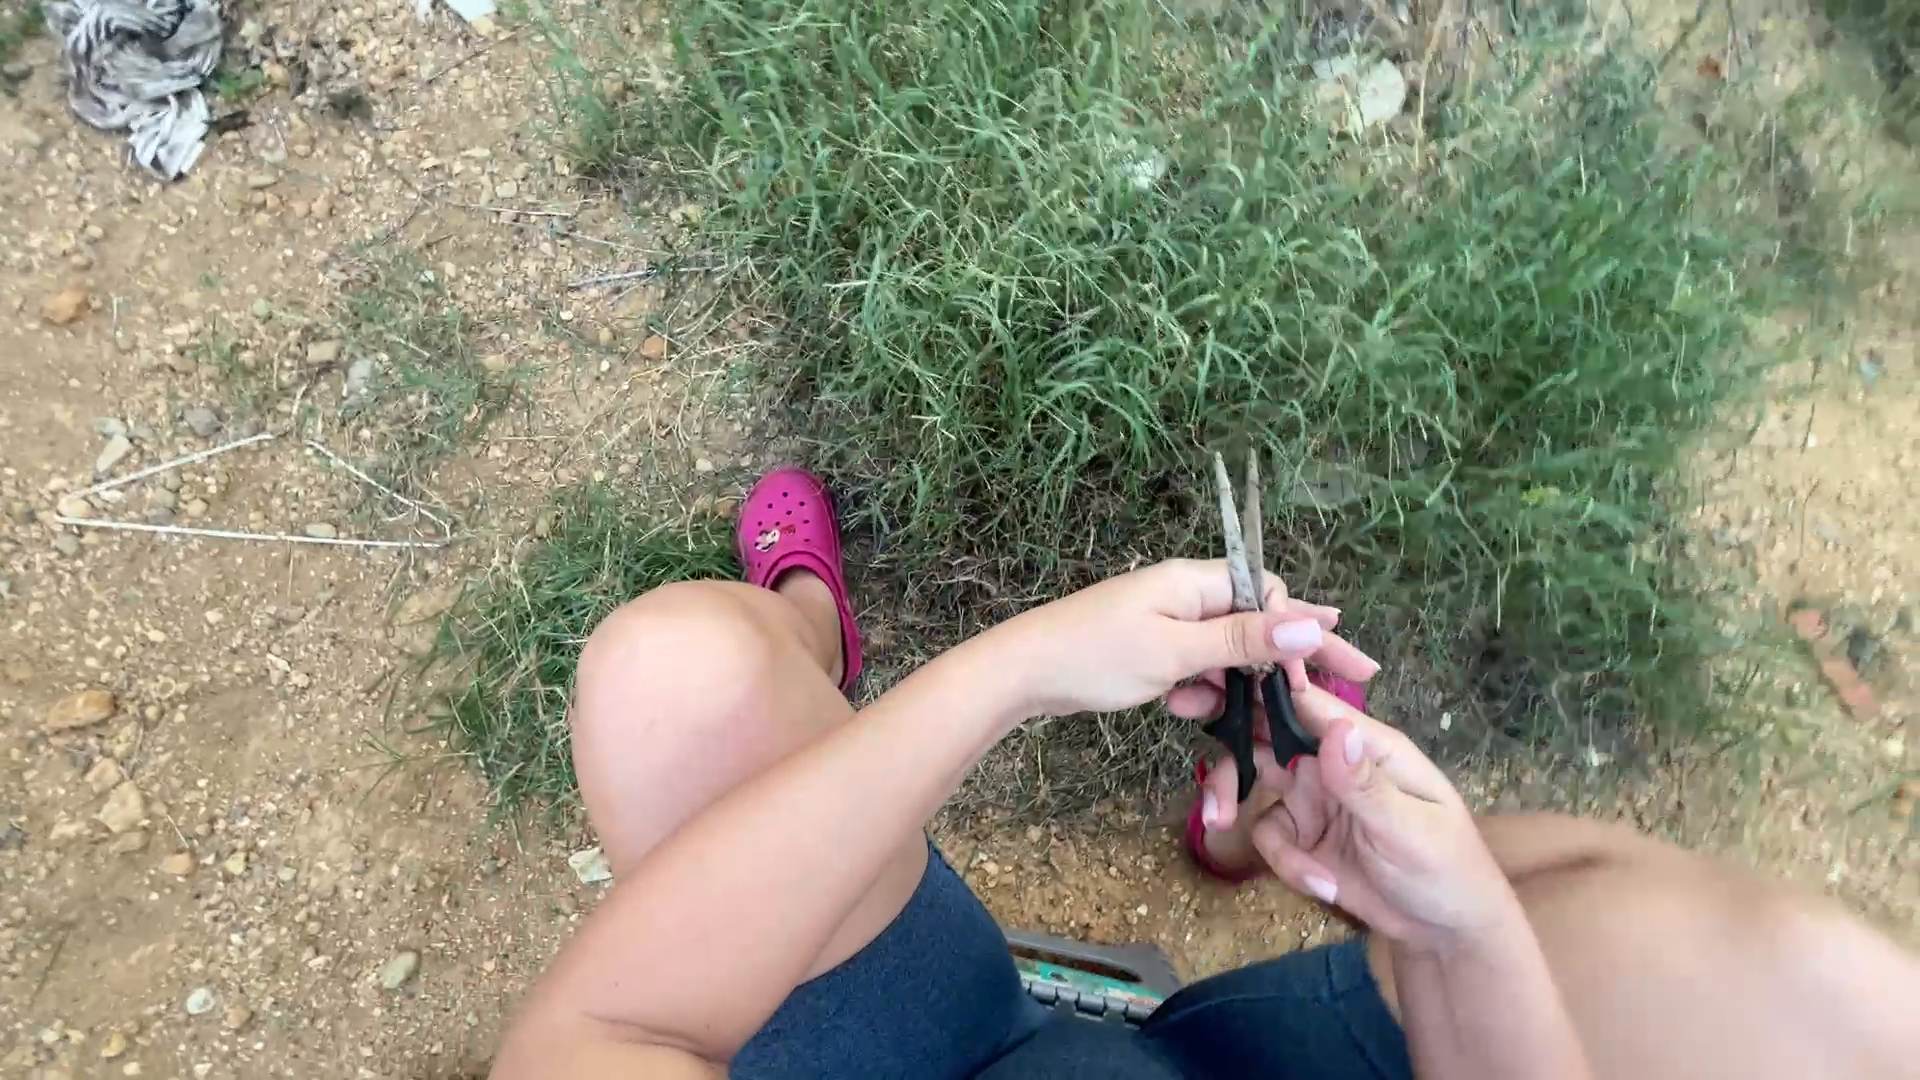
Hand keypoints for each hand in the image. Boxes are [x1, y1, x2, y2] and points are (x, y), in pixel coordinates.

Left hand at [982, 559, 1376, 717]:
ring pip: (1220, 650)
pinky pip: (1190, 665)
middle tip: (1342, 687)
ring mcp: (1163, 622)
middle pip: (1251, 621)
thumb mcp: (1174, 650)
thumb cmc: (1096, 654)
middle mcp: (1182, 594)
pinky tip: (1179, 707)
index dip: (1301, 627)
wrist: (1023, 672)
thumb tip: (1311, 622)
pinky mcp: (1148, 648)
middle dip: (1282, 657)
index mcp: (1192, 581)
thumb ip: (1240, 638)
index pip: (1268, 592)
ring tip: (1208, 709)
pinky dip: (1194, 687)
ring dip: (1226, 681)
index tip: (1332, 667)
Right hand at [1195, 684, 1518, 952]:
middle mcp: (1327, 758)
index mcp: (1362, 742)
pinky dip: (1284, 861)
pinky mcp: (1296, 832)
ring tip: (1217, 821)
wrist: (1445, 936)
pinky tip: (1320, 887)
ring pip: (1247, 774)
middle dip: (1224, 728)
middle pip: (1263, 730)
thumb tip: (1336, 728)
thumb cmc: (1447, 870)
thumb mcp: (1412, 829)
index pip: (1305, 701)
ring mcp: (1308, 794)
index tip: (1210, 677)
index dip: (1259, 683)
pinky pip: (1265, 832)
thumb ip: (1365, 782)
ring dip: (1229, 795)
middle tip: (1179, 713)